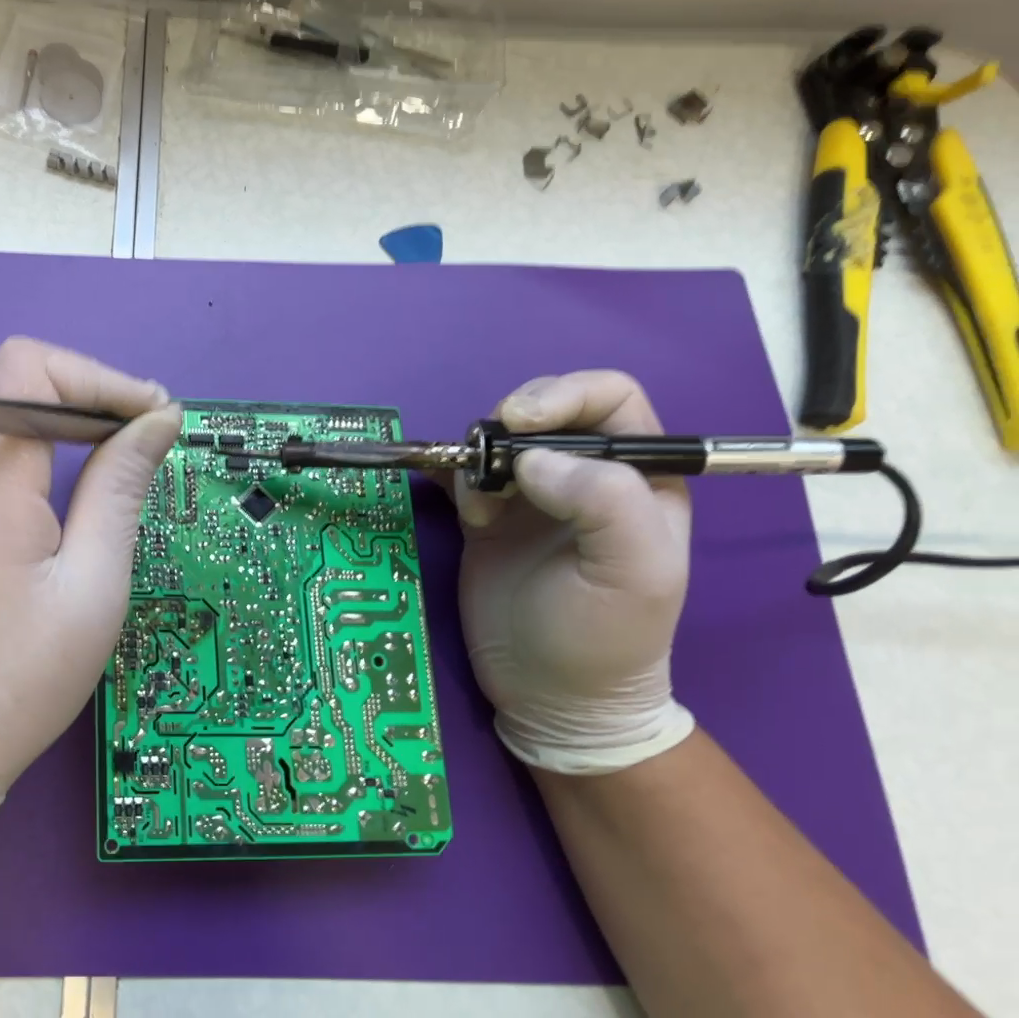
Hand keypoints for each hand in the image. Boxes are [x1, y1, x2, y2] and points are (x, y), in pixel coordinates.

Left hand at [0, 337, 180, 907]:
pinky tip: (35, 488)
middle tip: (133, 445)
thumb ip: (120, 488)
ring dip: (44, 419)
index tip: (150, 420)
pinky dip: (5, 444)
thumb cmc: (20, 682)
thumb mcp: (93, 589)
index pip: (32, 367)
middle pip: (7, 380)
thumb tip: (156, 420)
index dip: (100, 377)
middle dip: (81, 398)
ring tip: (93, 464)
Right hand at [448, 371, 695, 775]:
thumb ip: (604, 502)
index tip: (521, 422)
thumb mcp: (633, 574)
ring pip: (500, 439)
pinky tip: (458, 506)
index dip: (566, 395)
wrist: (551, 699)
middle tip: (488, 460)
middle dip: (513, 421)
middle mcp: (587, 478)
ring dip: (479, 455)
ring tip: (477, 503)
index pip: (610, 399)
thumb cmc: (604, 639)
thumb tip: (530, 459)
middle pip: (548, 410)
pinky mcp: (487, 521)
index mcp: (640, 479)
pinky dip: (452, 476)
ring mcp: (533, 499)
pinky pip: (465, 475)